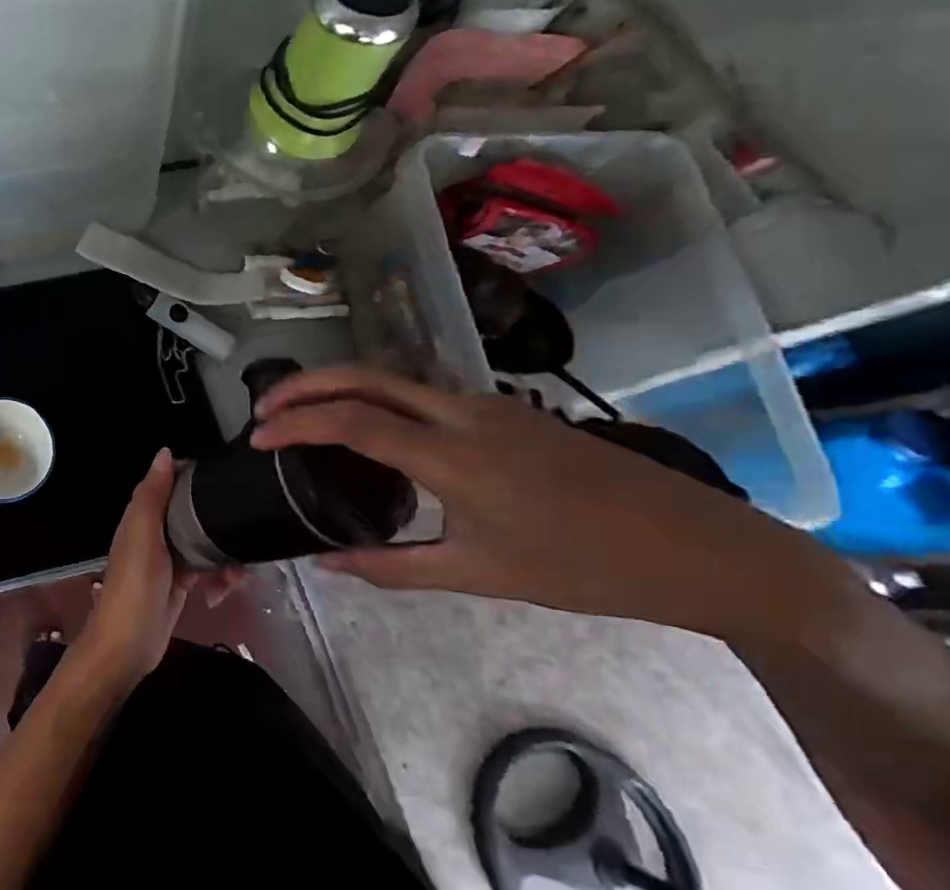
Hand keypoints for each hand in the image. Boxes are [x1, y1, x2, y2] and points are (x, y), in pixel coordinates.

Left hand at [74, 449, 238, 687]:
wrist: (128, 646)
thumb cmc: (135, 586)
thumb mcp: (143, 535)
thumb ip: (152, 495)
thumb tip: (165, 452)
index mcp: (141, 517)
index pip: (168, 484)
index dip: (192, 476)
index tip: (223, 474)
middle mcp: (154, 533)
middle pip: (191, 513)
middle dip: (217, 519)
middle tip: (243, 526)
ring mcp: (169, 559)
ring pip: (204, 542)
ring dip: (224, 554)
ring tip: (238, 574)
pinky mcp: (182, 583)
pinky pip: (207, 569)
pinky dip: (220, 577)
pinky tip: (226, 591)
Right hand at [248, 367, 863, 648]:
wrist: (693, 545)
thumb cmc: (583, 568)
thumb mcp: (480, 574)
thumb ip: (394, 568)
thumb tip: (328, 564)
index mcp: (452, 456)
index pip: (352, 422)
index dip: (296, 424)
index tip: (256, 437)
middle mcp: (463, 412)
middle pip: (365, 376)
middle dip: (305, 384)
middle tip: (263, 408)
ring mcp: (487, 404)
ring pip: (395, 378)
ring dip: (341, 388)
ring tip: (302, 416)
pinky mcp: (505, 409)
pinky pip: (424, 394)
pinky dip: (379, 400)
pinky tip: (373, 432)